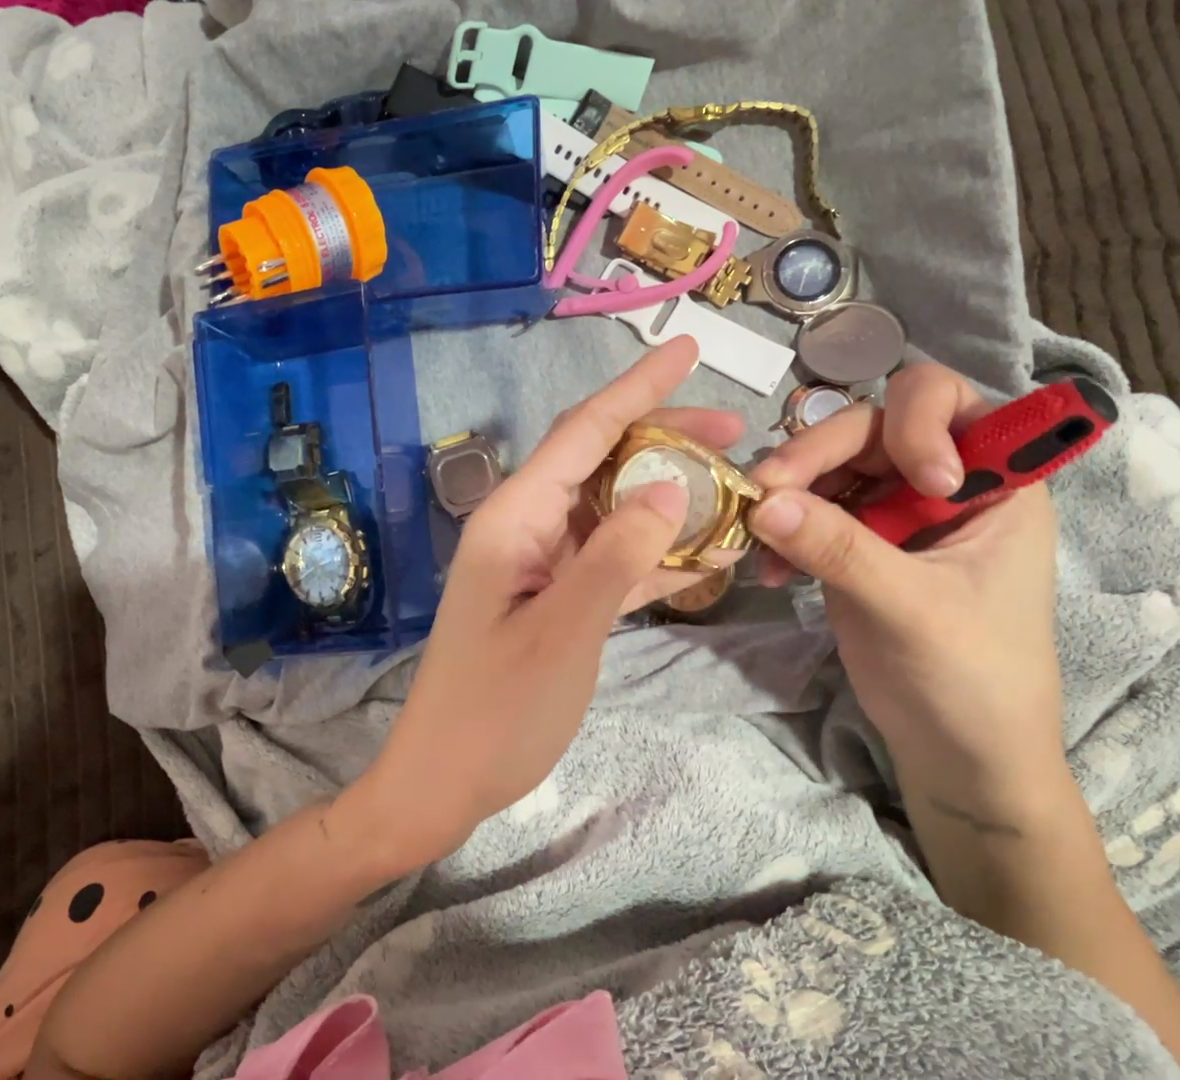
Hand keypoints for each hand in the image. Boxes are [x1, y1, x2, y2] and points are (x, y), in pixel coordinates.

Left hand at [341, 337, 742, 865]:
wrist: (443, 778)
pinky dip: (652, 554)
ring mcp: (536, 566)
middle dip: (662, 439)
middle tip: (735, 433)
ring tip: (733, 485)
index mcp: (513, 519)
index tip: (688, 348)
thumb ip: (616, 555)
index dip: (637, 389)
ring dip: (665, 498)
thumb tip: (670, 485)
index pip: (581, 433)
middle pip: (597, 462)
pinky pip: (607, 561)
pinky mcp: (550, 602)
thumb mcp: (564, 631)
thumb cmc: (495, 710)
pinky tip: (704, 553)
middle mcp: (522, 529)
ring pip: (608, 511)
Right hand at [745, 364, 1067, 796]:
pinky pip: (805, 514)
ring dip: (786, 493)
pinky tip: (766, 569)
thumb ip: (840, 549)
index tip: (908, 485)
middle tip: (764, 492)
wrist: (958, 755)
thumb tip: (760, 499)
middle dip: (815, 456)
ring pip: (826, 471)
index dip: (914, 425)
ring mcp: (890, 516)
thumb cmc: (970, 678)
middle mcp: (938, 484)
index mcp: (995, 481)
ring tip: (755, 535)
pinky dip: (779, 531)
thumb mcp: (912, 608)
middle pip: (867, 431)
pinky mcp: (852, 549)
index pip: (945, 403)